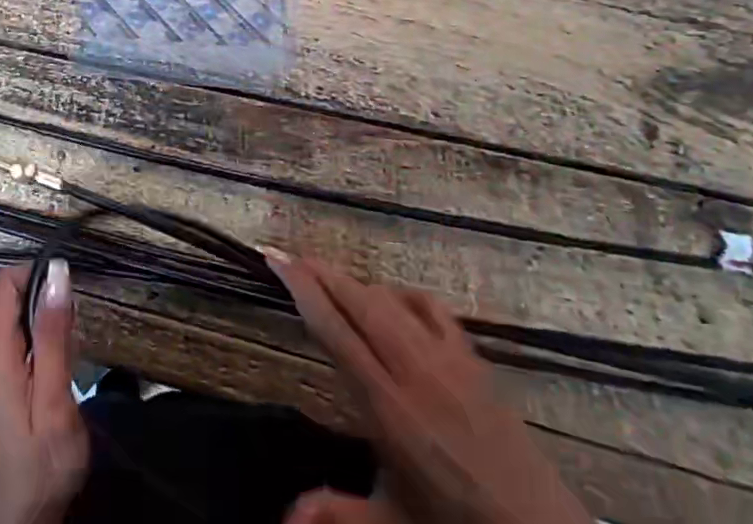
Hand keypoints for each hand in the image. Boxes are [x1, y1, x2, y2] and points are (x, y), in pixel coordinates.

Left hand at [0, 260, 89, 523]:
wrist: (23, 506)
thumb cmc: (44, 456)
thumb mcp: (55, 394)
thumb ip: (54, 332)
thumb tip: (57, 272)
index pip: (4, 281)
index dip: (37, 275)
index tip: (68, 293)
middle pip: (8, 294)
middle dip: (44, 299)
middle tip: (73, 332)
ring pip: (14, 311)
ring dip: (44, 318)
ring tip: (67, 351)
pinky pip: (15, 331)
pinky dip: (39, 334)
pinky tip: (56, 363)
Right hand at [266, 252, 591, 523]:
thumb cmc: (454, 523)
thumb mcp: (390, 523)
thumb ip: (335, 512)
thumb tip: (286, 520)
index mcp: (387, 406)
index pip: (334, 331)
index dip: (303, 290)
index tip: (278, 260)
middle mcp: (414, 370)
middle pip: (360, 303)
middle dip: (322, 275)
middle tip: (291, 256)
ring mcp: (448, 360)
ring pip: (392, 301)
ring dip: (357, 284)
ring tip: (331, 279)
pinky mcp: (473, 360)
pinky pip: (432, 310)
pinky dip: (404, 296)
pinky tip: (394, 301)